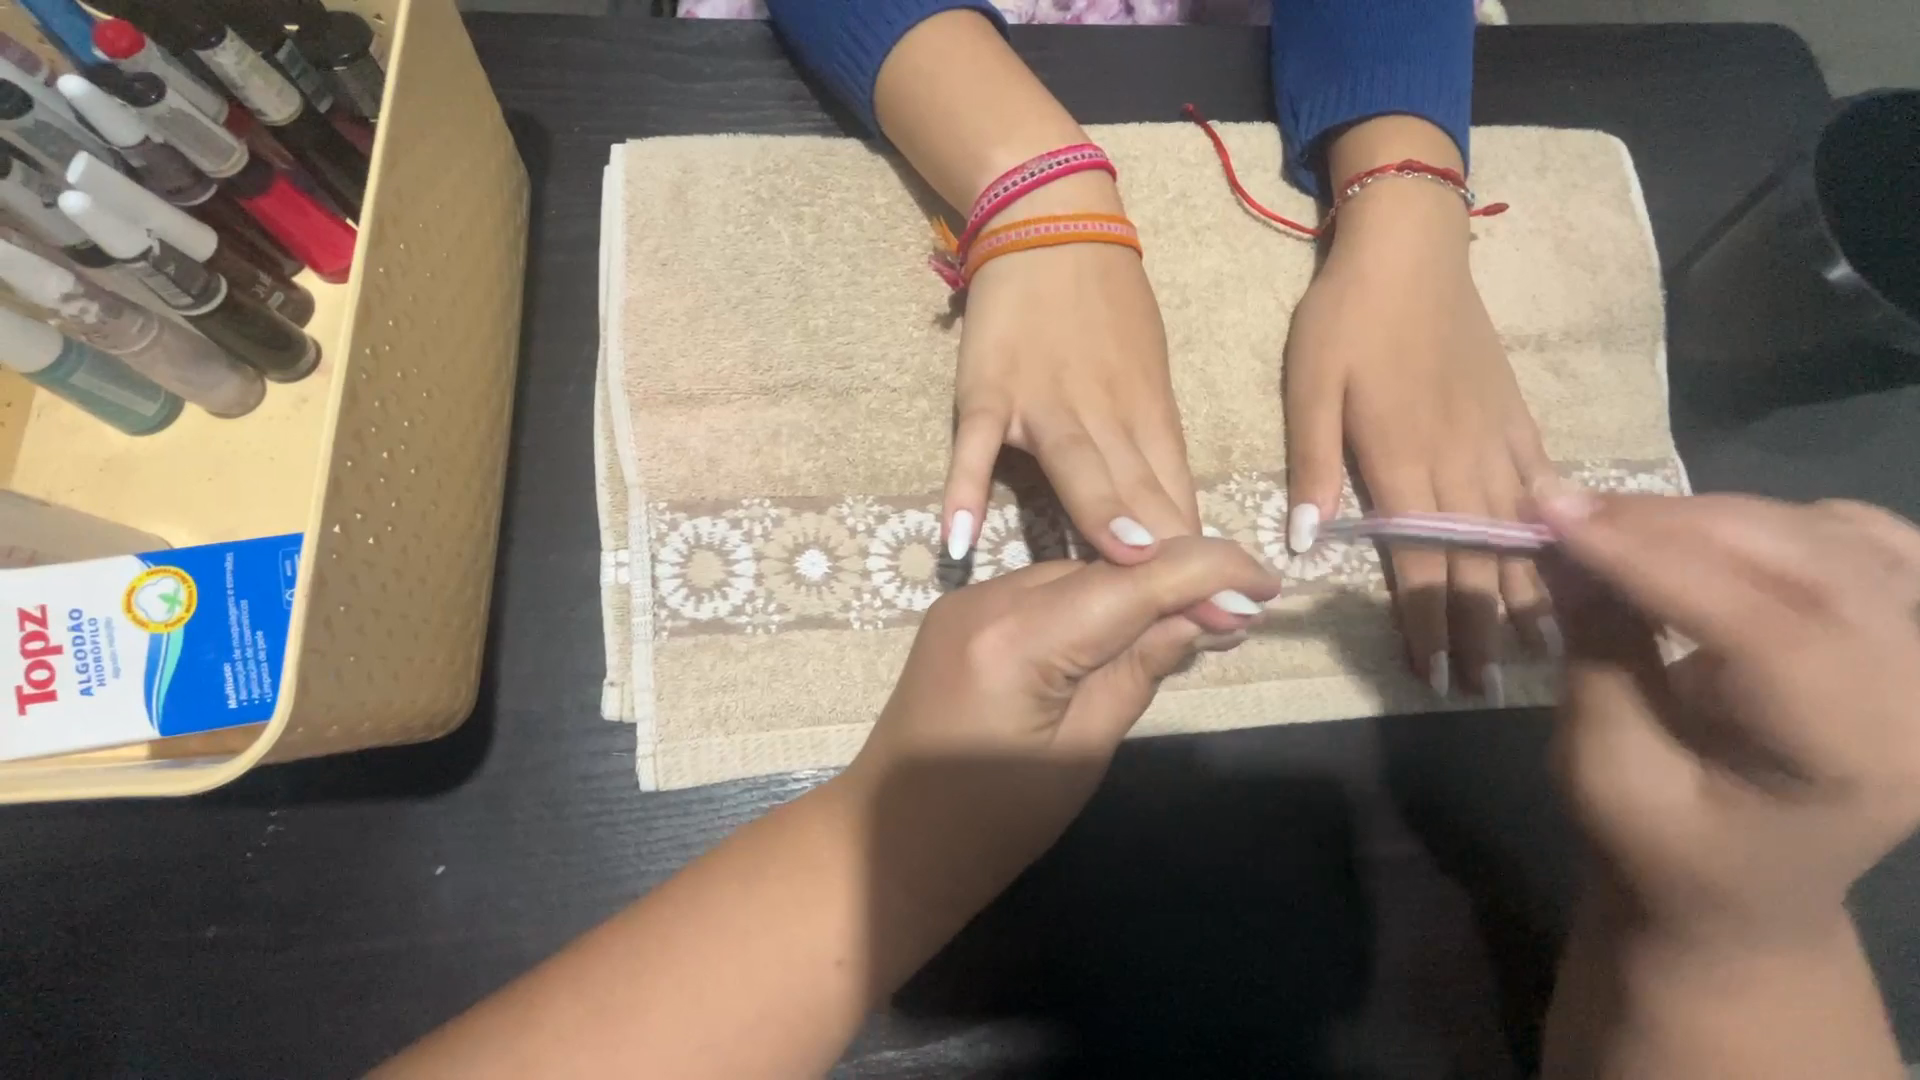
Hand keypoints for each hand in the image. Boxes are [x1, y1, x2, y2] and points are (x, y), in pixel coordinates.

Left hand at [846, 536, 1278, 891]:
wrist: (891, 837)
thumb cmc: (992, 822)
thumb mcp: (1082, 752)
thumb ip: (1140, 670)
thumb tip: (1208, 618)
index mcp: (1018, 639)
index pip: (1131, 580)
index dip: (1208, 572)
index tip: (1271, 584)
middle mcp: (987, 597)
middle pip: (1103, 570)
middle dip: (1176, 585)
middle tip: (1240, 617)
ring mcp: (967, 598)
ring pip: (1075, 575)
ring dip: (1134, 593)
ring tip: (1192, 625)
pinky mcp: (960, 610)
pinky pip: (1042, 591)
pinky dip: (1090, 603)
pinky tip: (1125, 628)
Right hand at [944, 177, 1198, 569]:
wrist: (1054, 222)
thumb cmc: (1108, 303)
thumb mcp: (1149, 369)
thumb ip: (1154, 440)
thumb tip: (1171, 508)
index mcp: (1146, 412)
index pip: (1175, 491)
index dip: (1200, 551)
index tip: (1224, 602)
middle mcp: (1103, 413)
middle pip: (1138, 489)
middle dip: (1171, 559)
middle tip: (1200, 618)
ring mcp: (1041, 402)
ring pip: (1075, 465)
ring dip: (1096, 514)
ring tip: (1115, 577)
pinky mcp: (986, 390)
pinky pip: (975, 445)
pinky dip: (964, 487)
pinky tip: (957, 537)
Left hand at [1285, 177, 1553, 702]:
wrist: (1409, 250)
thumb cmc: (1345, 322)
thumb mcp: (1309, 393)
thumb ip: (1314, 470)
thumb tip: (1309, 546)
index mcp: (1401, 464)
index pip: (1416, 562)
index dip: (1424, 620)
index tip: (1433, 672)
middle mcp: (1459, 464)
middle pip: (1471, 563)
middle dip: (1476, 628)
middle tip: (1484, 687)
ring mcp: (1497, 440)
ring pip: (1514, 535)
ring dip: (1525, 596)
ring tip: (1543, 652)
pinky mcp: (1518, 415)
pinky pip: (1541, 485)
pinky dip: (1554, 532)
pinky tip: (1574, 563)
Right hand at [1538, 489, 1919, 944]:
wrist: (1734, 884)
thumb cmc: (1658, 842)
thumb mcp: (1602, 765)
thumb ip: (1596, 653)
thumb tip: (1560, 548)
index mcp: (1861, 761)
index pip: (1770, 631)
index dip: (1655, 562)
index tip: (1552, 516)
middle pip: (1813, 567)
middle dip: (1672, 523)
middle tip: (1559, 508)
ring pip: (1833, 536)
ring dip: (1708, 514)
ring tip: (1608, 521)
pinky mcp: (1906, 633)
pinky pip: (1861, 538)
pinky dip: (1771, 518)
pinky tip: (1698, 533)